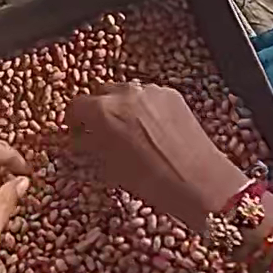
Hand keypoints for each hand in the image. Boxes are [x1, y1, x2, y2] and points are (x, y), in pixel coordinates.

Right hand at [66, 82, 249, 226]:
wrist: (198, 181)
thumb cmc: (150, 181)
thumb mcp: (110, 167)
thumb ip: (91, 146)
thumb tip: (81, 139)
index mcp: (104, 111)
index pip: (77, 105)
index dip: (73, 120)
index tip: (76, 130)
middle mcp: (126, 93)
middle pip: (102, 93)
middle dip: (98, 110)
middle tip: (101, 131)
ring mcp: (151, 91)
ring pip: (127, 93)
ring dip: (122, 107)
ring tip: (129, 131)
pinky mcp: (172, 94)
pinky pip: (149, 97)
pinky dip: (145, 108)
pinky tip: (152, 130)